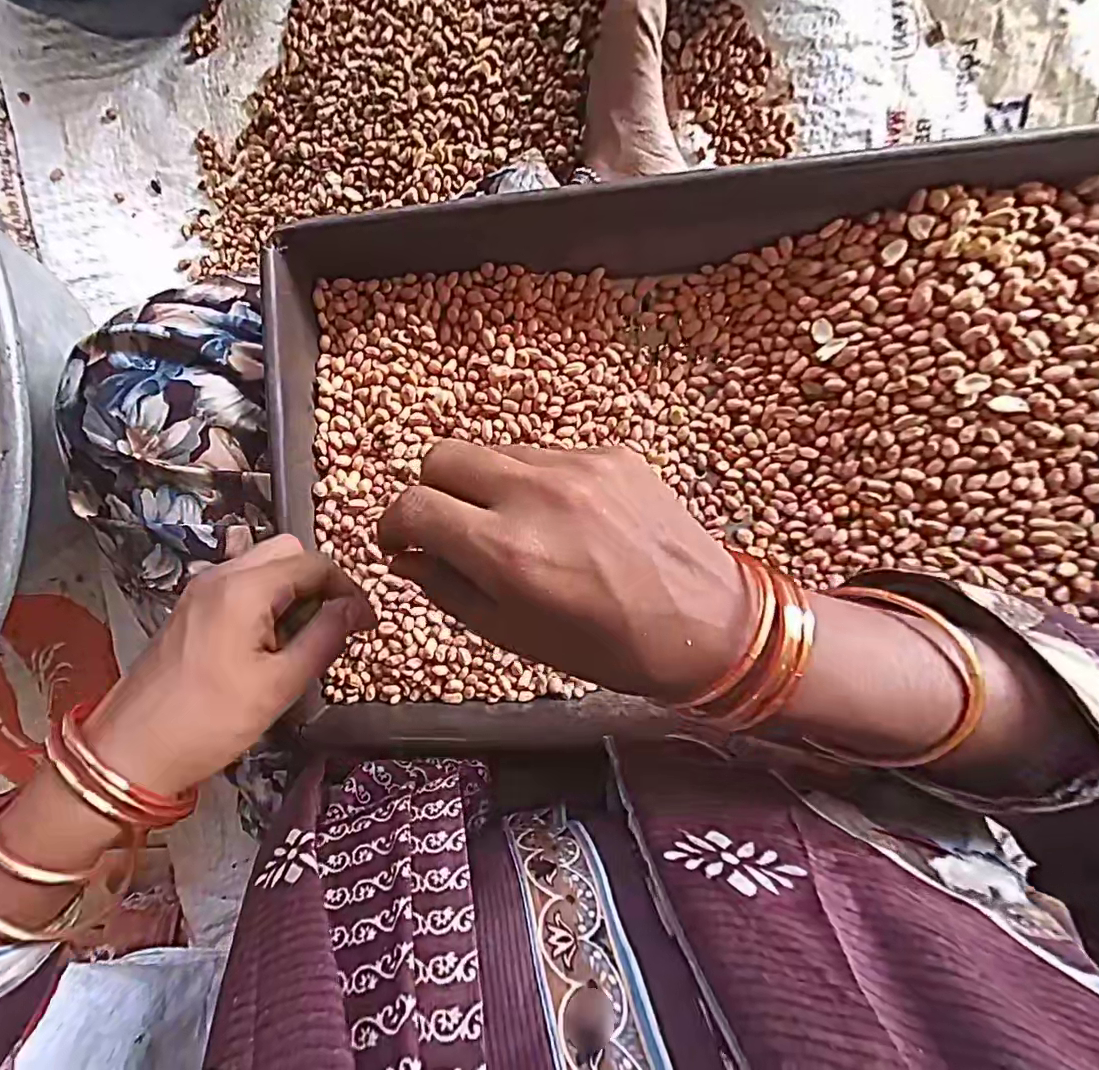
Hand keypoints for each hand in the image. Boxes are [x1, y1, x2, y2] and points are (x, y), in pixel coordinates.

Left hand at [82, 534, 373, 793]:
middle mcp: (221, 574)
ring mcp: (201, 588)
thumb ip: (324, 637)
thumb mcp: (279, 685)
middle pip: (287, 551)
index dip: (347, 589)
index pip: (314, 564)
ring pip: (263, 564)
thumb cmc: (210, 721)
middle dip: (318, 581)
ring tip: (302, 636)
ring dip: (292, 588)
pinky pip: (240, 582)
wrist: (130, 751)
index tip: (366, 623)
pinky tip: (268, 638)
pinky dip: (266, 597)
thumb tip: (357, 608)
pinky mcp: (191, 606)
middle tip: (332, 625)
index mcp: (244, 589)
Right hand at [376, 441, 750, 700]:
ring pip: (492, 451)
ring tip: (512, 525)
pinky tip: (561, 517)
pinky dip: (532, 483)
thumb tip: (407, 555)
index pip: (413, 506)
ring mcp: (577, 465)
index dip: (392, 524)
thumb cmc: (602, 647)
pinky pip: (543, 455)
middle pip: (441, 456)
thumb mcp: (510, 633)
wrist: (706, 624)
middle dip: (430, 492)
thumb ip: (445, 587)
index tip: (399, 541)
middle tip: (448, 527)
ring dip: (483, 486)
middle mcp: (535, 494)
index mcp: (506, 551)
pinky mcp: (610, 453)